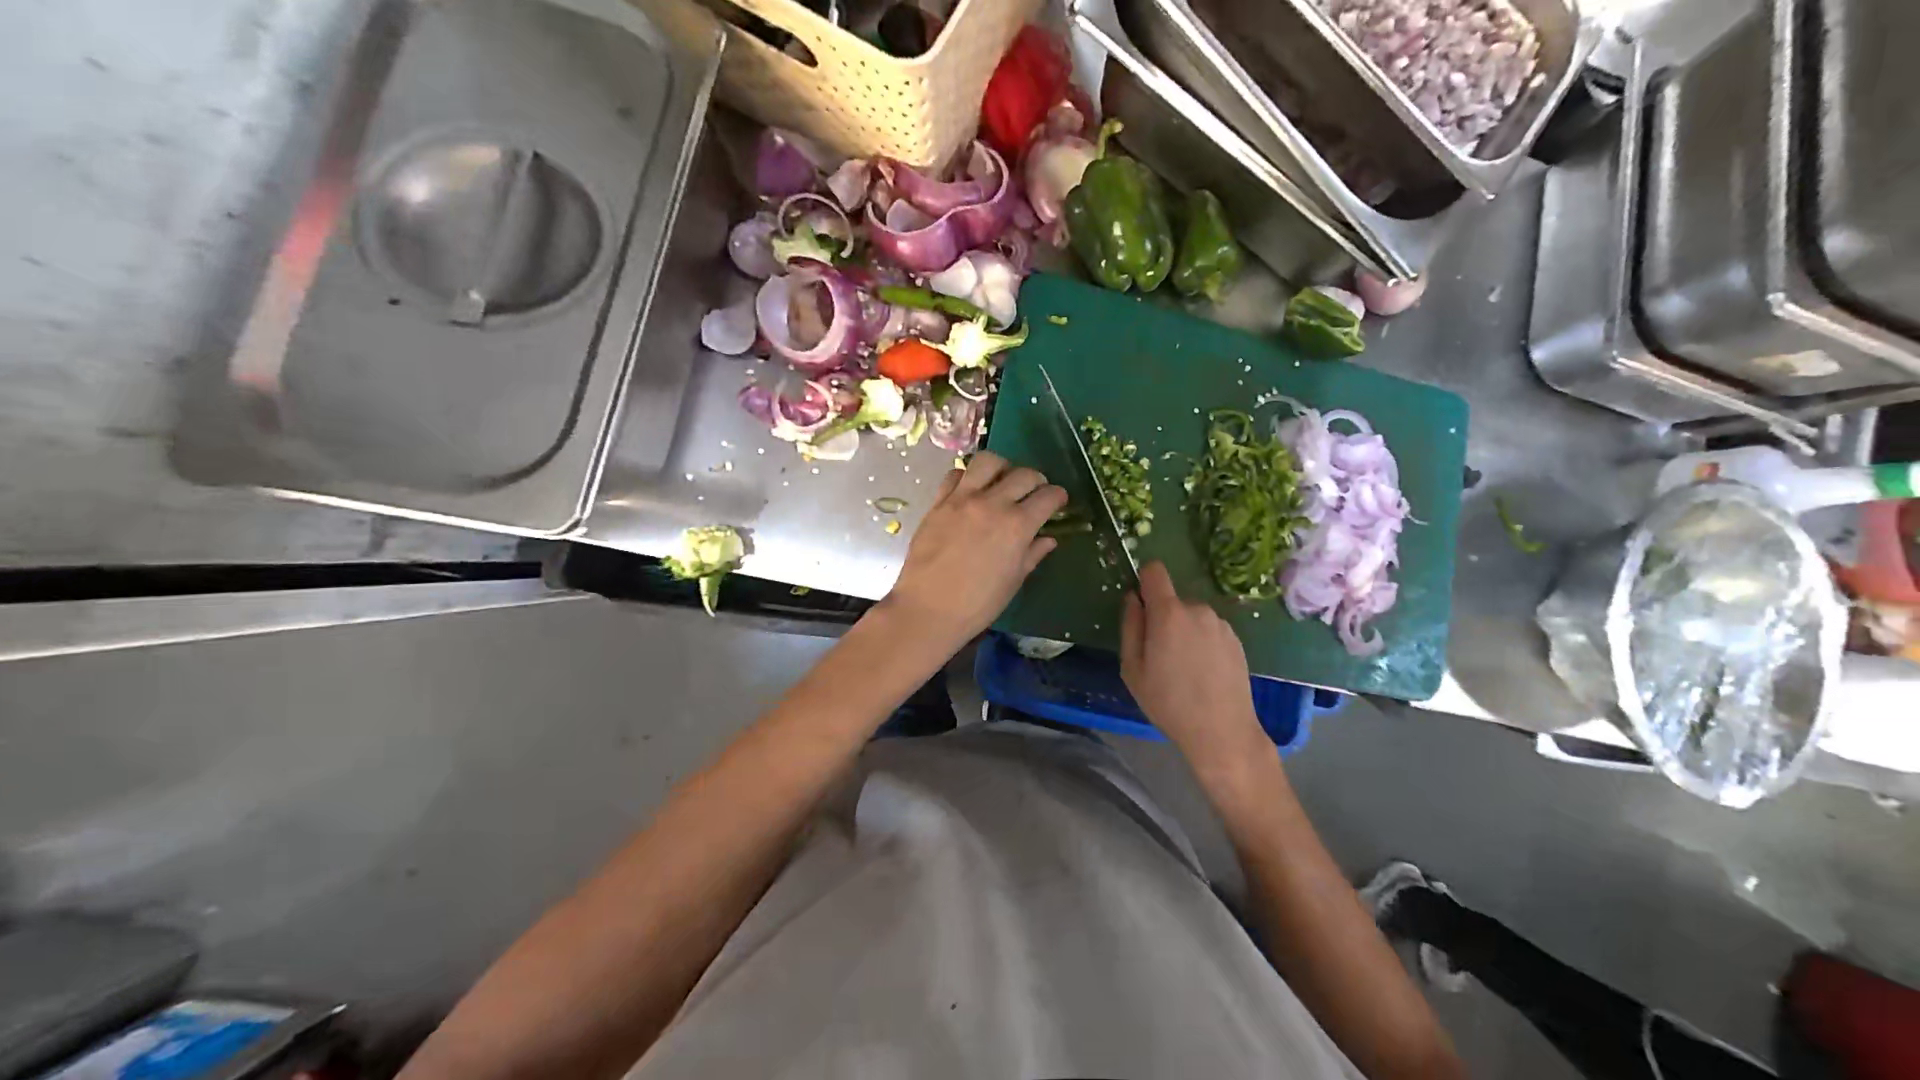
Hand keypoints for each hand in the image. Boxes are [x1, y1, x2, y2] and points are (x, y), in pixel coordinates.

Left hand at [882, 452, 1068, 650]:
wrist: (928, 609)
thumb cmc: (977, 604)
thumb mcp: (1013, 581)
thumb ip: (1032, 554)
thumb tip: (1048, 539)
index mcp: (1017, 526)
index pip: (1048, 497)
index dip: (1058, 497)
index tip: (1058, 502)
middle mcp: (992, 504)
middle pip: (1023, 474)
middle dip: (1036, 481)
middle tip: (1034, 492)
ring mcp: (962, 499)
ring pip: (988, 461)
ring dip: (1002, 467)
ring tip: (1002, 481)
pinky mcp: (938, 502)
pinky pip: (955, 474)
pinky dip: (968, 477)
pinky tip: (970, 491)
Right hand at [1121, 561, 1266, 770]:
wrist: (1222, 731)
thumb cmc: (1168, 702)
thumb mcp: (1132, 668)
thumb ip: (1131, 626)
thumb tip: (1133, 599)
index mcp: (1168, 613)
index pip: (1154, 571)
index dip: (1144, 581)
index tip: (1141, 606)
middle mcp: (1197, 609)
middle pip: (1172, 600)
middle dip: (1163, 618)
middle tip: (1159, 656)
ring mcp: (1221, 624)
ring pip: (1192, 616)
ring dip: (1184, 631)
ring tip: (1183, 668)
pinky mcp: (1236, 640)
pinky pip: (1210, 630)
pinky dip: (1203, 643)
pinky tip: (1203, 674)